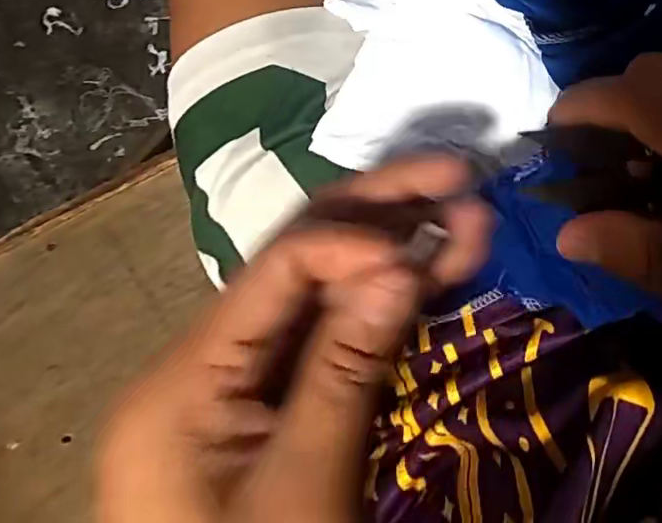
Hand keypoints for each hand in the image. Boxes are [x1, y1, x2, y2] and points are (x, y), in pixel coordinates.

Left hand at [96, 155, 491, 522]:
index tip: (421, 250)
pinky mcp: (294, 384)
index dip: (356, 239)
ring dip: (410, 243)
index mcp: (186, 374)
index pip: (279, 264)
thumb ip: (346, 367)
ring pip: (341, 278)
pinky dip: (404, 293)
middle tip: (459, 175)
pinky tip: (452, 262)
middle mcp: (217, 350)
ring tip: (475, 214)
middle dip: (389, 206)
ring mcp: (258, 366)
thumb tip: (401, 262)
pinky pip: (351, 321)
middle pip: (309, 250)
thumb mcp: (300, 487)